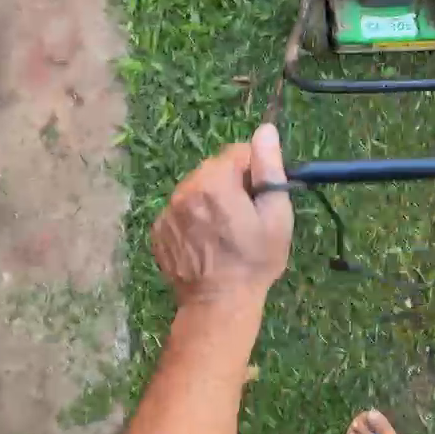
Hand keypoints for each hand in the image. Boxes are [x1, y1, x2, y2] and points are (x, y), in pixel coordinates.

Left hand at [150, 124, 293, 310]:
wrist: (219, 303)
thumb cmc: (255, 260)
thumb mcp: (275, 215)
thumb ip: (269, 168)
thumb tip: (266, 130)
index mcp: (215, 181)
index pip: (237, 152)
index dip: (255, 171)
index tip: (262, 196)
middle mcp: (184, 189)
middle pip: (214, 170)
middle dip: (231, 184)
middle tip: (246, 216)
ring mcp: (167, 211)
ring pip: (196, 190)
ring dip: (211, 201)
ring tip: (225, 232)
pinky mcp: (158, 230)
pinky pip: (181, 211)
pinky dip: (194, 219)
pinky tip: (207, 242)